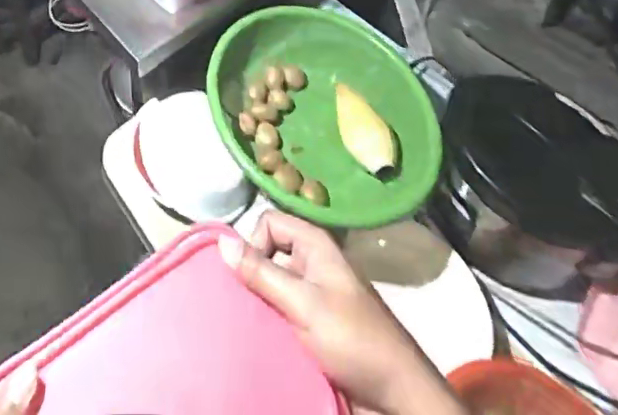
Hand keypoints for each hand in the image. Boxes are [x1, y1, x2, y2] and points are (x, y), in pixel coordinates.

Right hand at [224, 214, 465, 414]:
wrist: (395, 395)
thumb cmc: (353, 339)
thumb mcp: (303, 303)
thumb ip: (262, 273)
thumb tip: (222, 240)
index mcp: (315, 246)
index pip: (269, 222)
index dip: (255, 243)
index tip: (251, 277)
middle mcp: (312, 264)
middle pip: (267, 255)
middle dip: (251, 278)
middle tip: (239, 306)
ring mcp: (313, 297)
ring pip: (271, 288)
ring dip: (258, 305)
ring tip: (243, 326)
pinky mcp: (312, 327)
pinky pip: (280, 315)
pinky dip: (268, 325)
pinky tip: (258, 341)